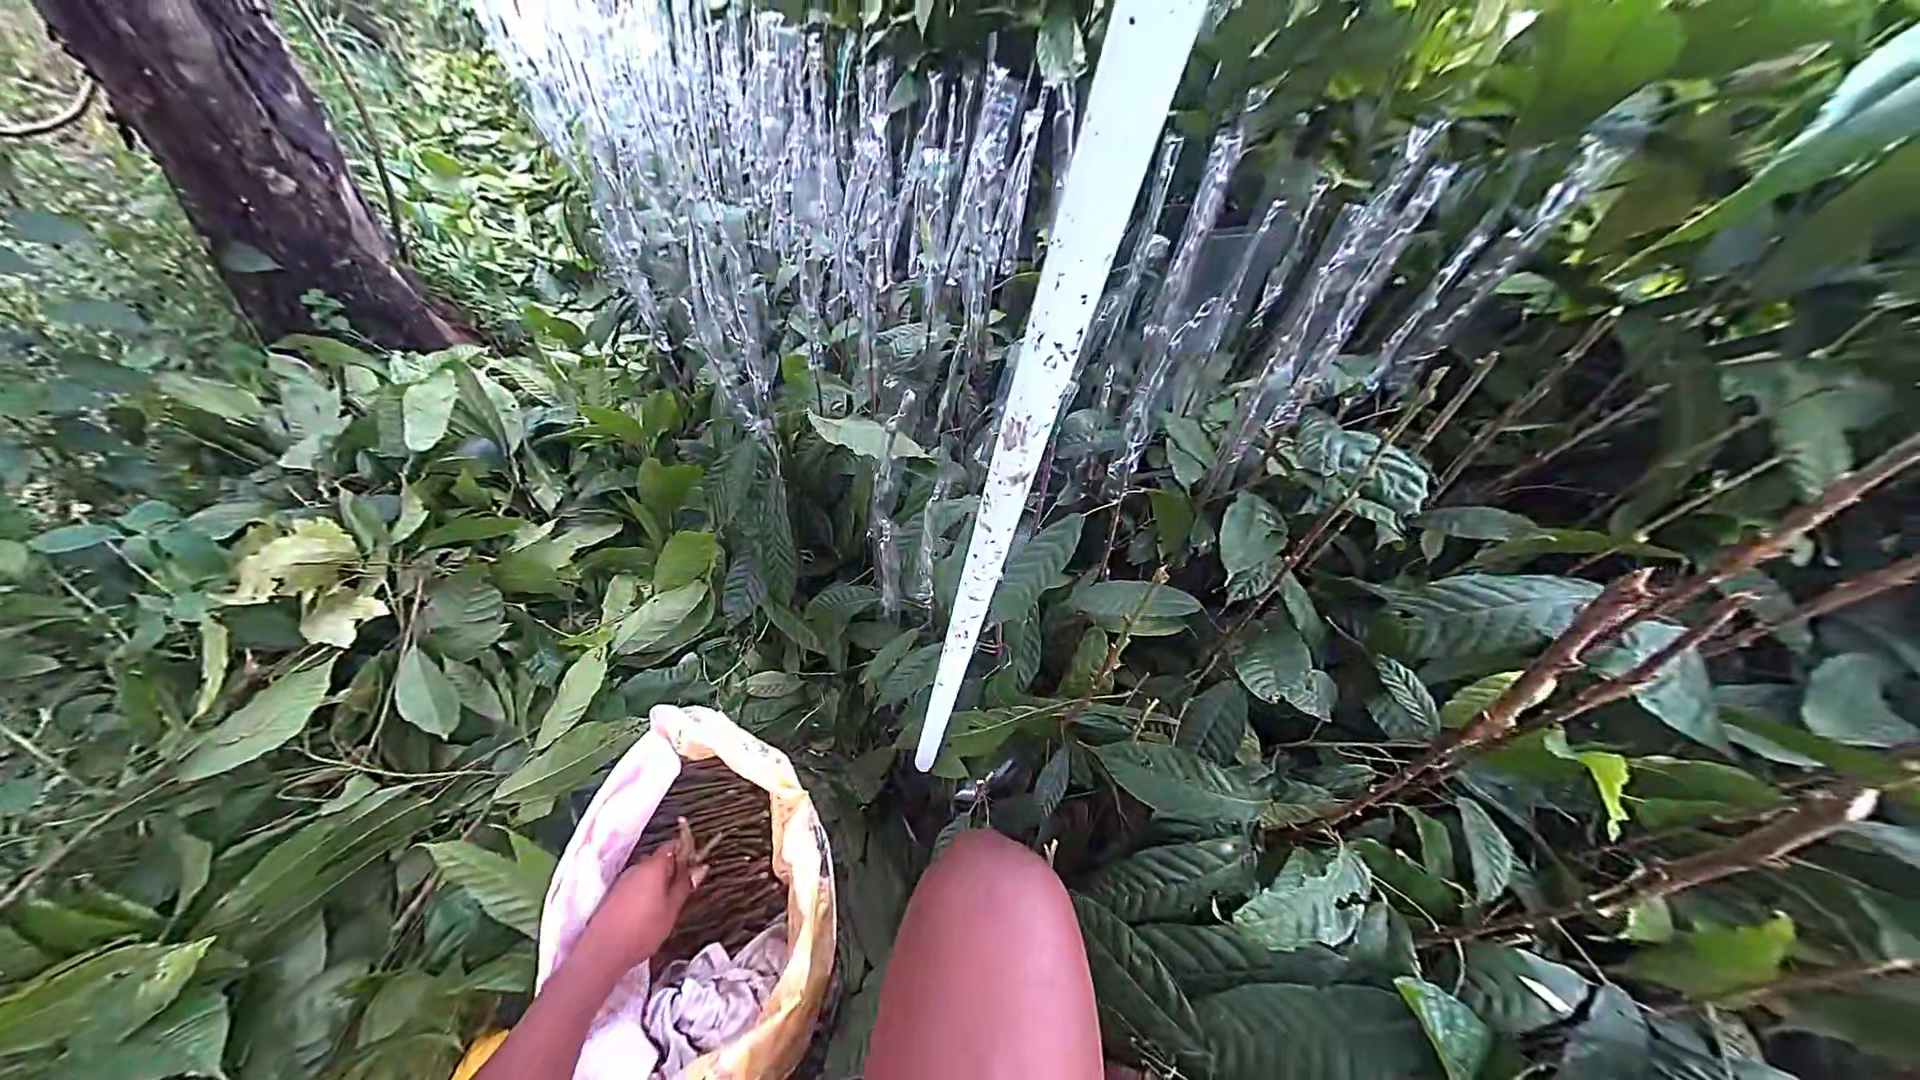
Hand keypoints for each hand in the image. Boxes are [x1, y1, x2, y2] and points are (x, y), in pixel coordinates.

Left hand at [581, 829, 702, 967]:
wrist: (600, 955)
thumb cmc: (642, 931)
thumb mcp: (671, 910)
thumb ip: (685, 885)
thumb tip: (700, 868)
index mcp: (653, 867)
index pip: (673, 846)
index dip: (686, 852)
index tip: (694, 867)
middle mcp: (636, 868)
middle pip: (658, 860)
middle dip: (671, 870)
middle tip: (681, 889)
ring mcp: (621, 882)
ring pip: (645, 874)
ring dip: (657, 883)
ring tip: (664, 905)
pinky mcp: (611, 896)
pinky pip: (633, 886)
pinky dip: (643, 893)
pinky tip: (645, 914)